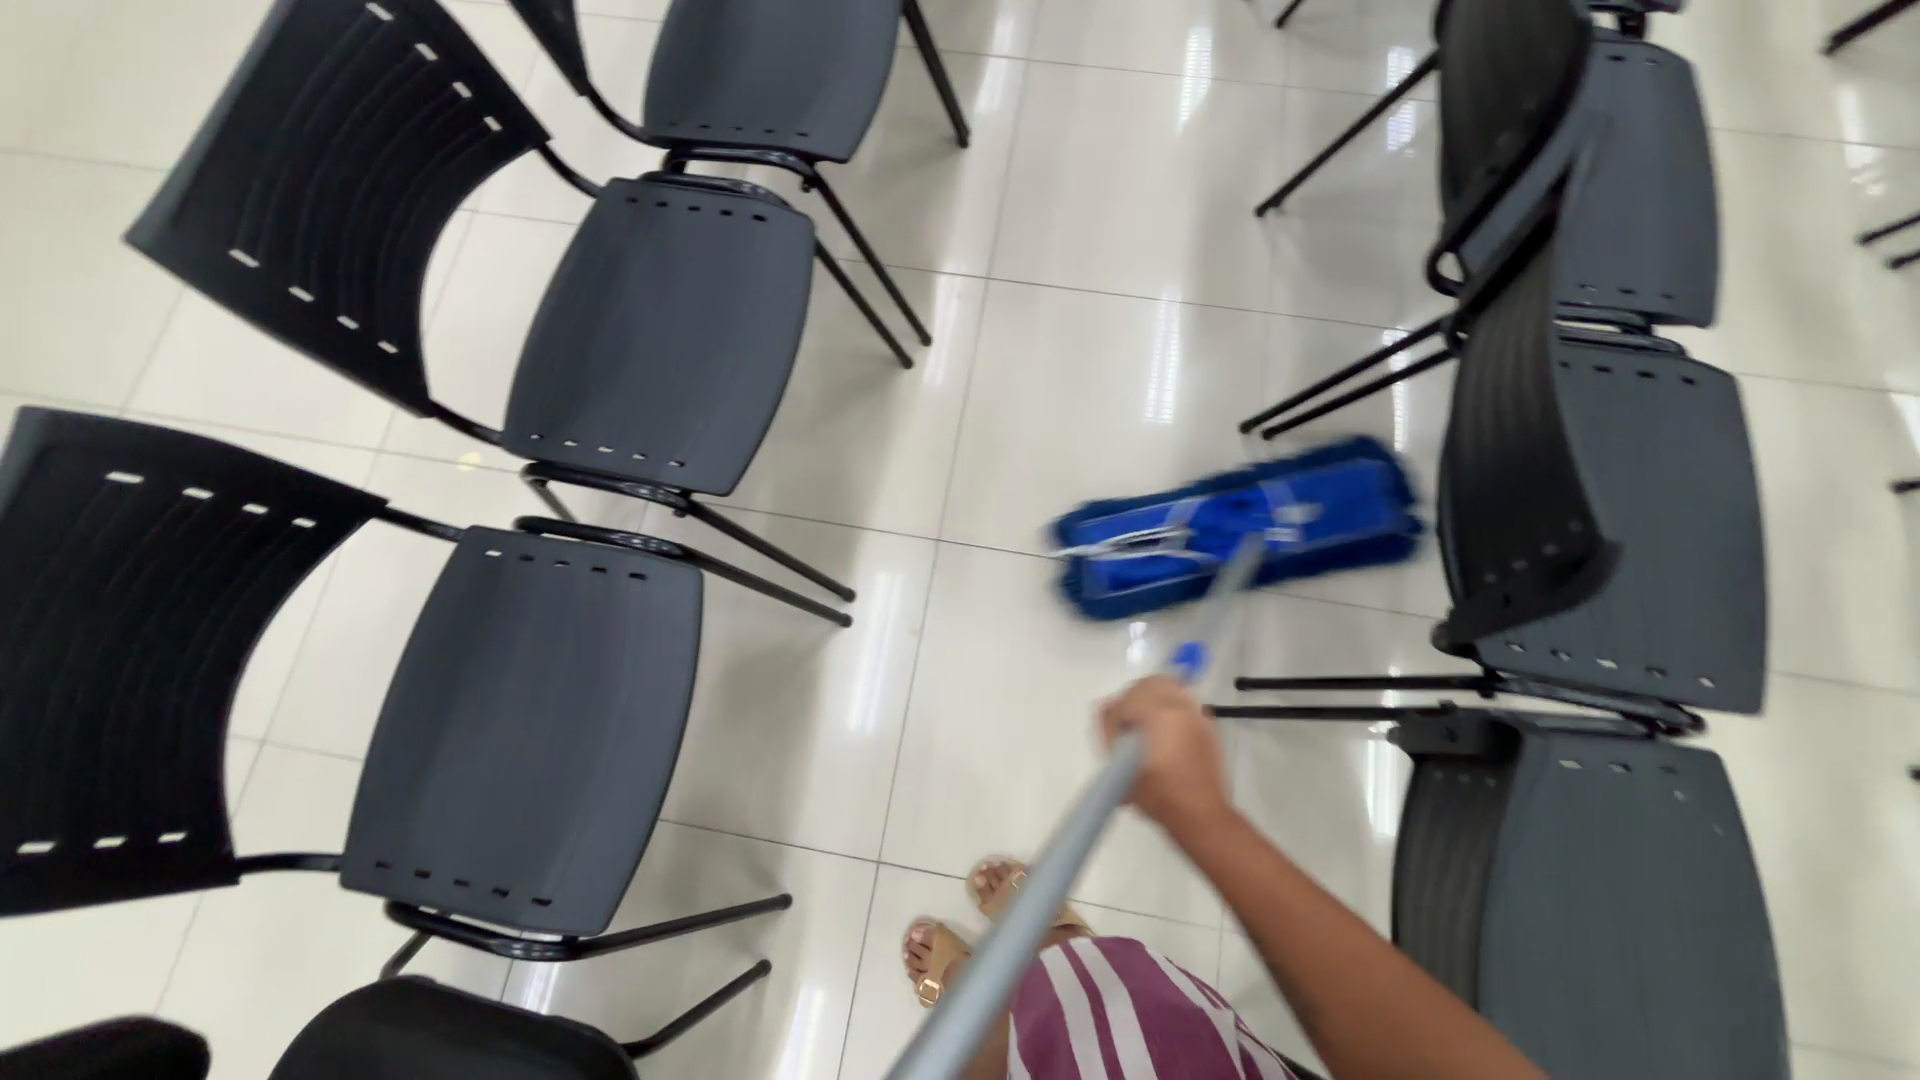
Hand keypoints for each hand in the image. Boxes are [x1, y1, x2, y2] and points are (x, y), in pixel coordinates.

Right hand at [1099, 676, 1233, 835]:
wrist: (1201, 814)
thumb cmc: (1158, 795)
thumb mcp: (1123, 769)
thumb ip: (1110, 734)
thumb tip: (1107, 711)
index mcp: (1158, 715)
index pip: (1125, 700)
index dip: (1113, 717)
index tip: (1112, 737)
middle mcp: (1179, 707)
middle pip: (1149, 683)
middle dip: (1132, 698)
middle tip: (1125, 723)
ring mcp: (1197, 714)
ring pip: (1169, 687)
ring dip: (1152, 698)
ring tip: (1144, 723)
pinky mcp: (1207, 725)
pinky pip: (1184, 701)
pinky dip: (1170, 706)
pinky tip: (1163, 730)